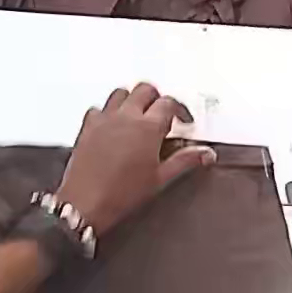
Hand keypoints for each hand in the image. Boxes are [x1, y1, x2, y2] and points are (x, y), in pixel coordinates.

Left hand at [55, 82, 216, 235]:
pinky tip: (112, 125)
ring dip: (132, 99)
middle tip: (163, 114)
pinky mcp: (87, 127)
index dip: (180, 109)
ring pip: (121, 93)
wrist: (86, 203)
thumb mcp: (160, 179)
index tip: (184, 121)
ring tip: (138, 115)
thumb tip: (205, 153)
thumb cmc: (121, 194)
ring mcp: (104, 119)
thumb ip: (184, 161)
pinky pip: (99, 108)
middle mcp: (126, 117)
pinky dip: (108, 111)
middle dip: (157, 98)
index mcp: (148, 127)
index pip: (169, 103)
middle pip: (145, 90)